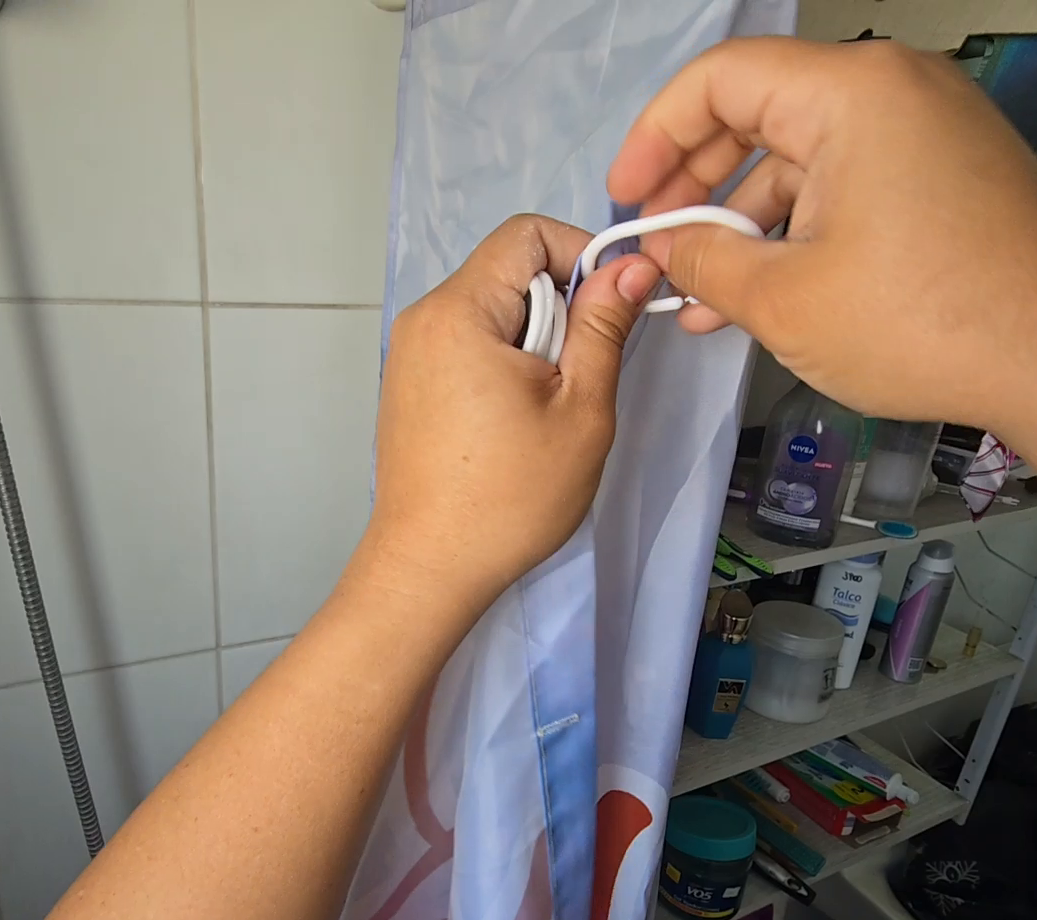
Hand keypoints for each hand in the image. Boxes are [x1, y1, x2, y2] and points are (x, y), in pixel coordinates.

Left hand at [355, 214, 661, 612]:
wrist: (430, 568)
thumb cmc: (511, 497)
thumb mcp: (580, 411)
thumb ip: (603, 328)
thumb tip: (629, 266)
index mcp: (458, 311)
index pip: (526, 234)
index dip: (581, 255)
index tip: (611, 308)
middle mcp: (422, 320)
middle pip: (506, 272)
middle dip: (558, 309)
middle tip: (577, 377)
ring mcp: (408, 357)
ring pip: (488, 313)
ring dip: (532, 343)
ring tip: (543, 408)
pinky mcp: (408, 389)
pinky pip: (464, 348)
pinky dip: (499, 365)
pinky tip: (509, 424)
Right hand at [606, 38, 1036, 438]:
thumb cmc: (914, 320)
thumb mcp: (781, 298)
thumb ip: (703, 261)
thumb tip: (660, 248)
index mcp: (850, 95)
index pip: (720, 78)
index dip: (655, 134)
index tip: (625, 196)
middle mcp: (888, 95)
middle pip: (754, 115)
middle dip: (690, 183)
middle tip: (652, 242)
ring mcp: (915, 138)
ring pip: (791, 163)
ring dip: (732, 224)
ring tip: (688, 289)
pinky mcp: (930, 183)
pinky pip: (833, 193)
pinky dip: (783, 235)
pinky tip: (744, 293)